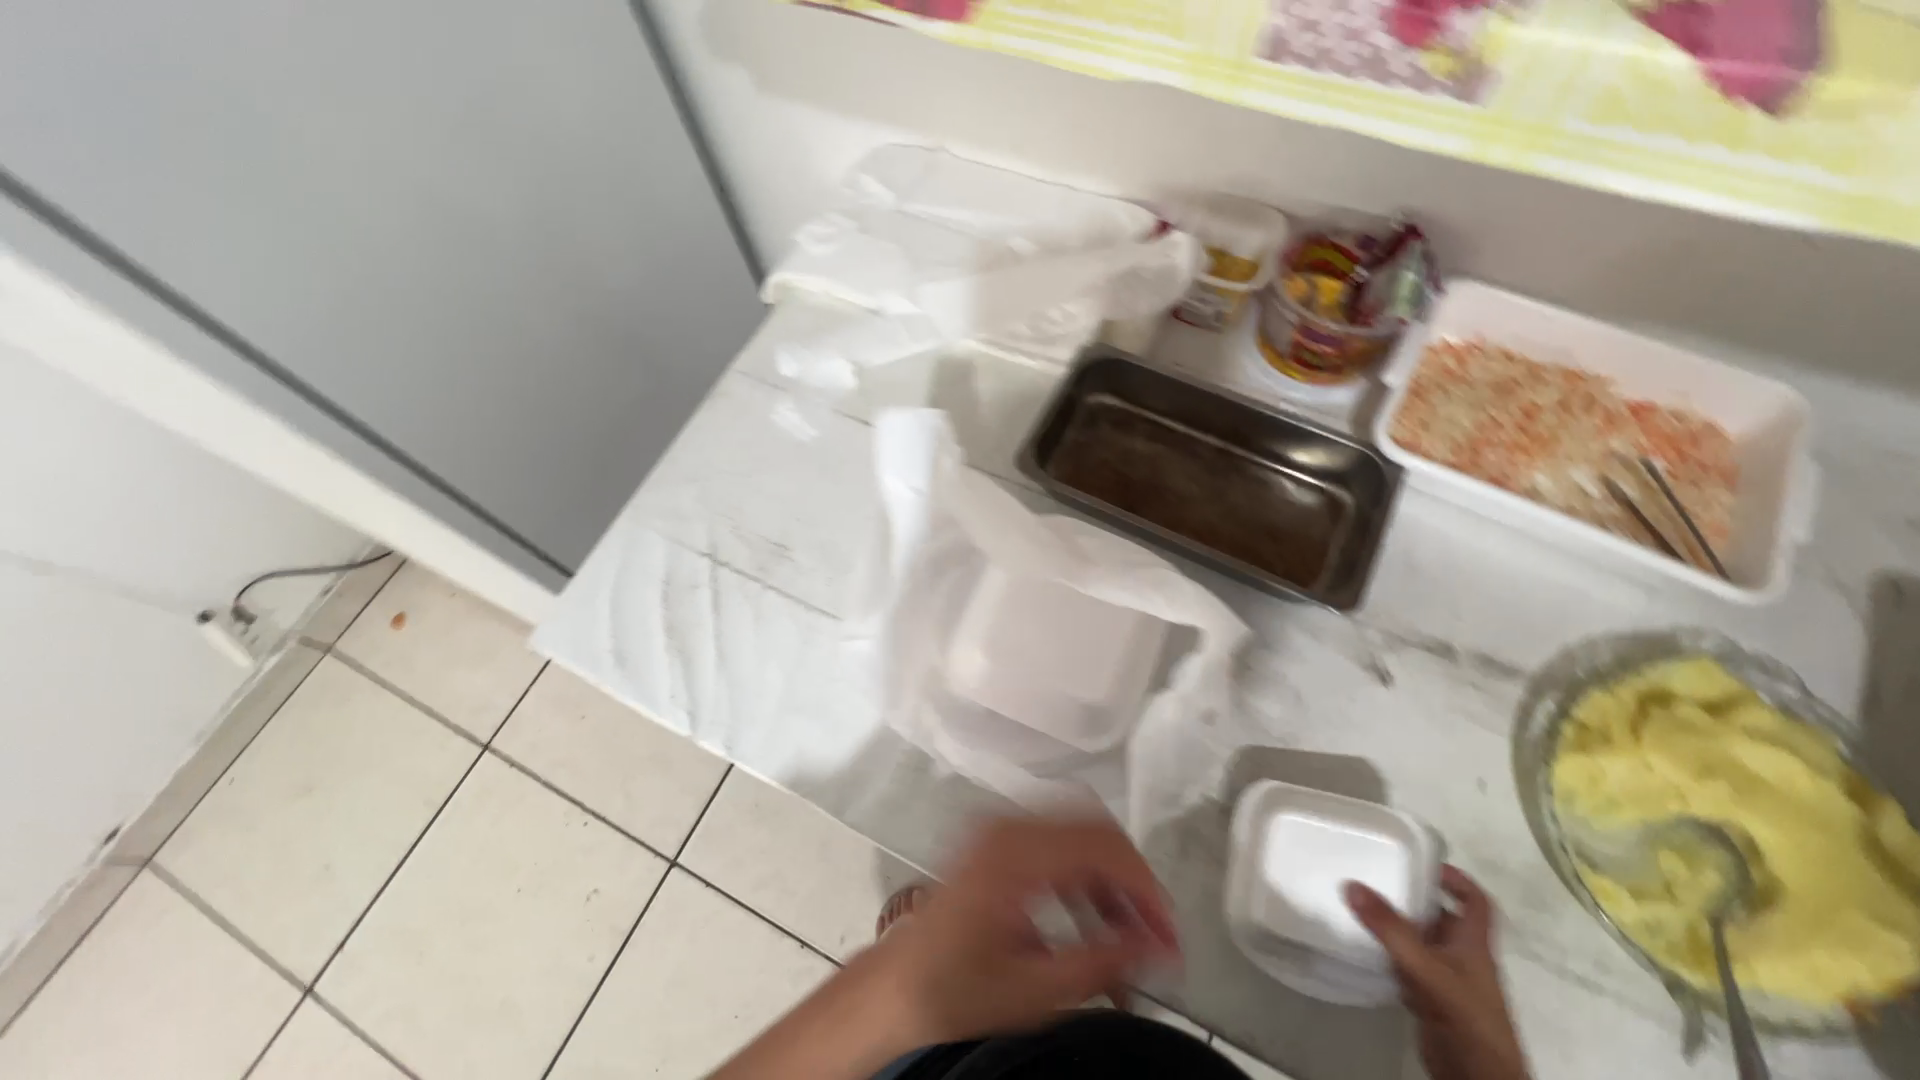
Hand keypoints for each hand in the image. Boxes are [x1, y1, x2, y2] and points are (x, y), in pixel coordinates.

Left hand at [860, 814, 1181, 1047]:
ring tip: (1131, 935)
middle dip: (1133, 882)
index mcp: (1013, 852)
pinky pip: (1057, 845)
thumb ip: (1101, 963)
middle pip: (1095, 830)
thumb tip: (1155, 946)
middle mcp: (1006, 828)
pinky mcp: (996, 845)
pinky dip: (1085, 878)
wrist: (895, 987)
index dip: (1144, 888)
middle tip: (1157, 933)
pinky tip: (1096, 922)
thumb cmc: (948, 987)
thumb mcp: (1033, 990)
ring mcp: (999, 832)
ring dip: (1112, 881)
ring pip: (1080, 834)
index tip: (1167, 931)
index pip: (1102, 845)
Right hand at [1346, 866, 1531, 1079]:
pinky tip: (1368, 953)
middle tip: (1378, 881)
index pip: (1476, 901)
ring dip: (1400, 928)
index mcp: (1474, 944)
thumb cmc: (1464, 1017)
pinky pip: (1411, 969)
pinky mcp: (1433, 1003)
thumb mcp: (1425, 968)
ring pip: (1424, 944)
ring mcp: (1449, 982)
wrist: (1478, 1079)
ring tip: (1364, 909)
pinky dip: (1392, 958)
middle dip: (1414, 900)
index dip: (1456, 879)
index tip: (1422, 864)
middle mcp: (1464, 958)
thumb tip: (1352, 884)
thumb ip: (1390, 929)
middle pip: (1443, 919)